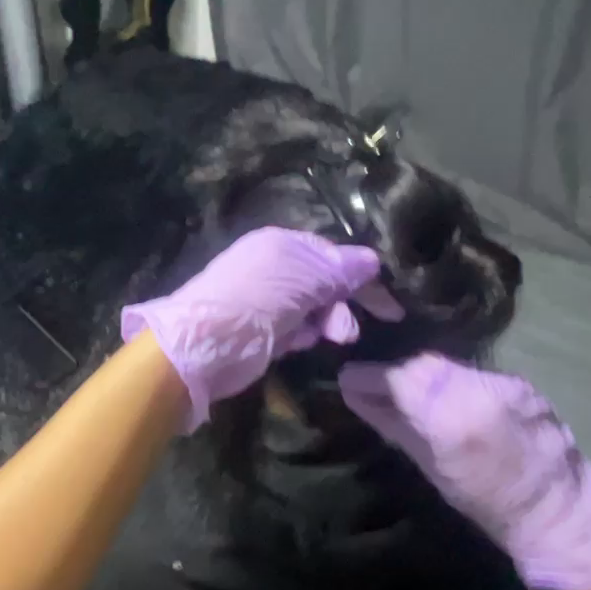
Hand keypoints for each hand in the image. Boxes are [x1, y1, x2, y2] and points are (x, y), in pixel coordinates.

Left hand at [123, 227, 380, 431]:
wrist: (201, 343)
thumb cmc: (255, 301)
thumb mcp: (303, 280)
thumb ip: (339, 270)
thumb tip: (371, 260)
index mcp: (280, 244)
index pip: (332, 254)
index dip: (361, 278)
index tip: (389, 308)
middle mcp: (272, 266)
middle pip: (324, 282)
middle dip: (342, 304)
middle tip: (348, 333)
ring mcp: (264, 298)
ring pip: (312, 308)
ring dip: (325, 322)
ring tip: (329, 339)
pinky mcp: (258, 328)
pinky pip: (294, 327)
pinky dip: (302, 335)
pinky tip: (299, 345)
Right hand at [336, 354, 590, 589]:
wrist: (560, 512)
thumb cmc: (486, 502)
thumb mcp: (428, 467)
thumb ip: (391, 424)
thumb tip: (353, 393)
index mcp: (454, 423)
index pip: (401, 378)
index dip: (370, 376)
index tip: (348, 379)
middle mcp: (482, 393)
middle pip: (422, 364)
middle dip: (393, 371)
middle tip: (373, 385)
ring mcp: (505, 385)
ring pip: (445, 363)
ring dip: (419, 373)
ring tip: (403, 390)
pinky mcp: (519, 383)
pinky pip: (467, 370)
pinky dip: (445, 377)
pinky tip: (440, 394)